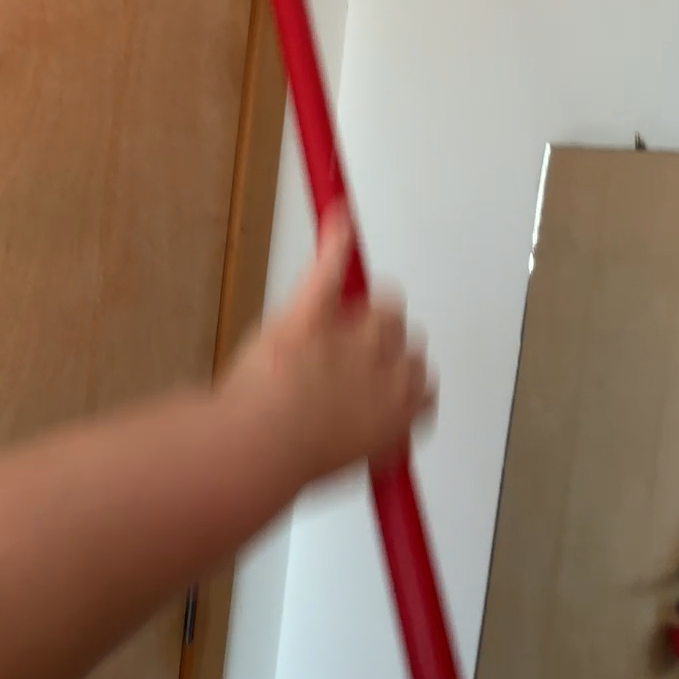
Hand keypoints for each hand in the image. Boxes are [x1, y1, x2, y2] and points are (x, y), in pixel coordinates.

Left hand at [219, 209, 434, 481]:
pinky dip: (335, 238)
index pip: (418, 374)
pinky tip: (337, 213)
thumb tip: (368, 441)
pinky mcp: (311, 314)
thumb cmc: (292, 456)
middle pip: (399, 329)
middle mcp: (389, 367)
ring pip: (378, 301)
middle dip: (370, 332)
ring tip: (324, 317)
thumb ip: (369, 442)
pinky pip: (330, 267)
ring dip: (354, 303)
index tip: (365, 375)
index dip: (387, 370)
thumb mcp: (351, 465)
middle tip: (331, 346)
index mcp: (404, 408)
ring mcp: (351, 337)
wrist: (259, 443)